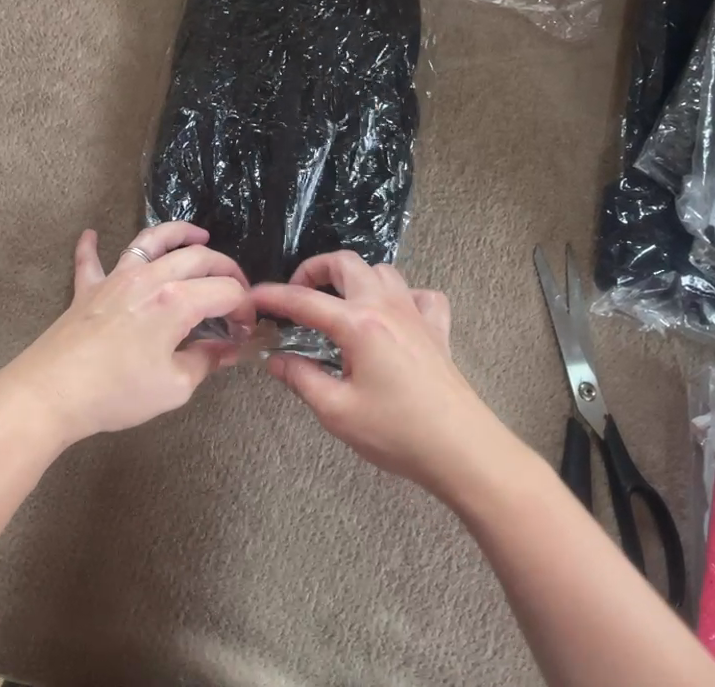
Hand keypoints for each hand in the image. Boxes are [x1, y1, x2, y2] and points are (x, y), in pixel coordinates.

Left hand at [0, 222, 250, 446]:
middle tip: (237, 288)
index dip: (244, 309)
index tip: (246, 331)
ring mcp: (116, 279)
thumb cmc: (117, 392)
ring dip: (178, 233)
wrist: (53, 393)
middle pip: (198, 258)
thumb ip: (206, 361)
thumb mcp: (175, 386)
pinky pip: (90, 260)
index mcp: (177, 301)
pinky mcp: (87, 290)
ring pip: (150, 241)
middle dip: (226, 269)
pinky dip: (91, 246)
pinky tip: (92, 234)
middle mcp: (150, 278)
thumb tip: (227, 350)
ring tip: (198, 234)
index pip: (225, 291)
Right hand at [255, 252, 503, 496]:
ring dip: (355, 278)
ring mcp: (416, 314)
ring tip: (338, 303)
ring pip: (382, 271)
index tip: (251, 298)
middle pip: (346, 263)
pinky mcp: (438, 331)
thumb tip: (276, 360)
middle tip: (296, 295)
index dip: (272, 296)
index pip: (304, 300)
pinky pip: (420, 295)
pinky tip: (392, 317)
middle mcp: (387, 307)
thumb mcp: (336, 411)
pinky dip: (402, 296)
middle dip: (314, 270)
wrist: (463, 450)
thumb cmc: (397, 433)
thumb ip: (301, 378)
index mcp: (358, 324)